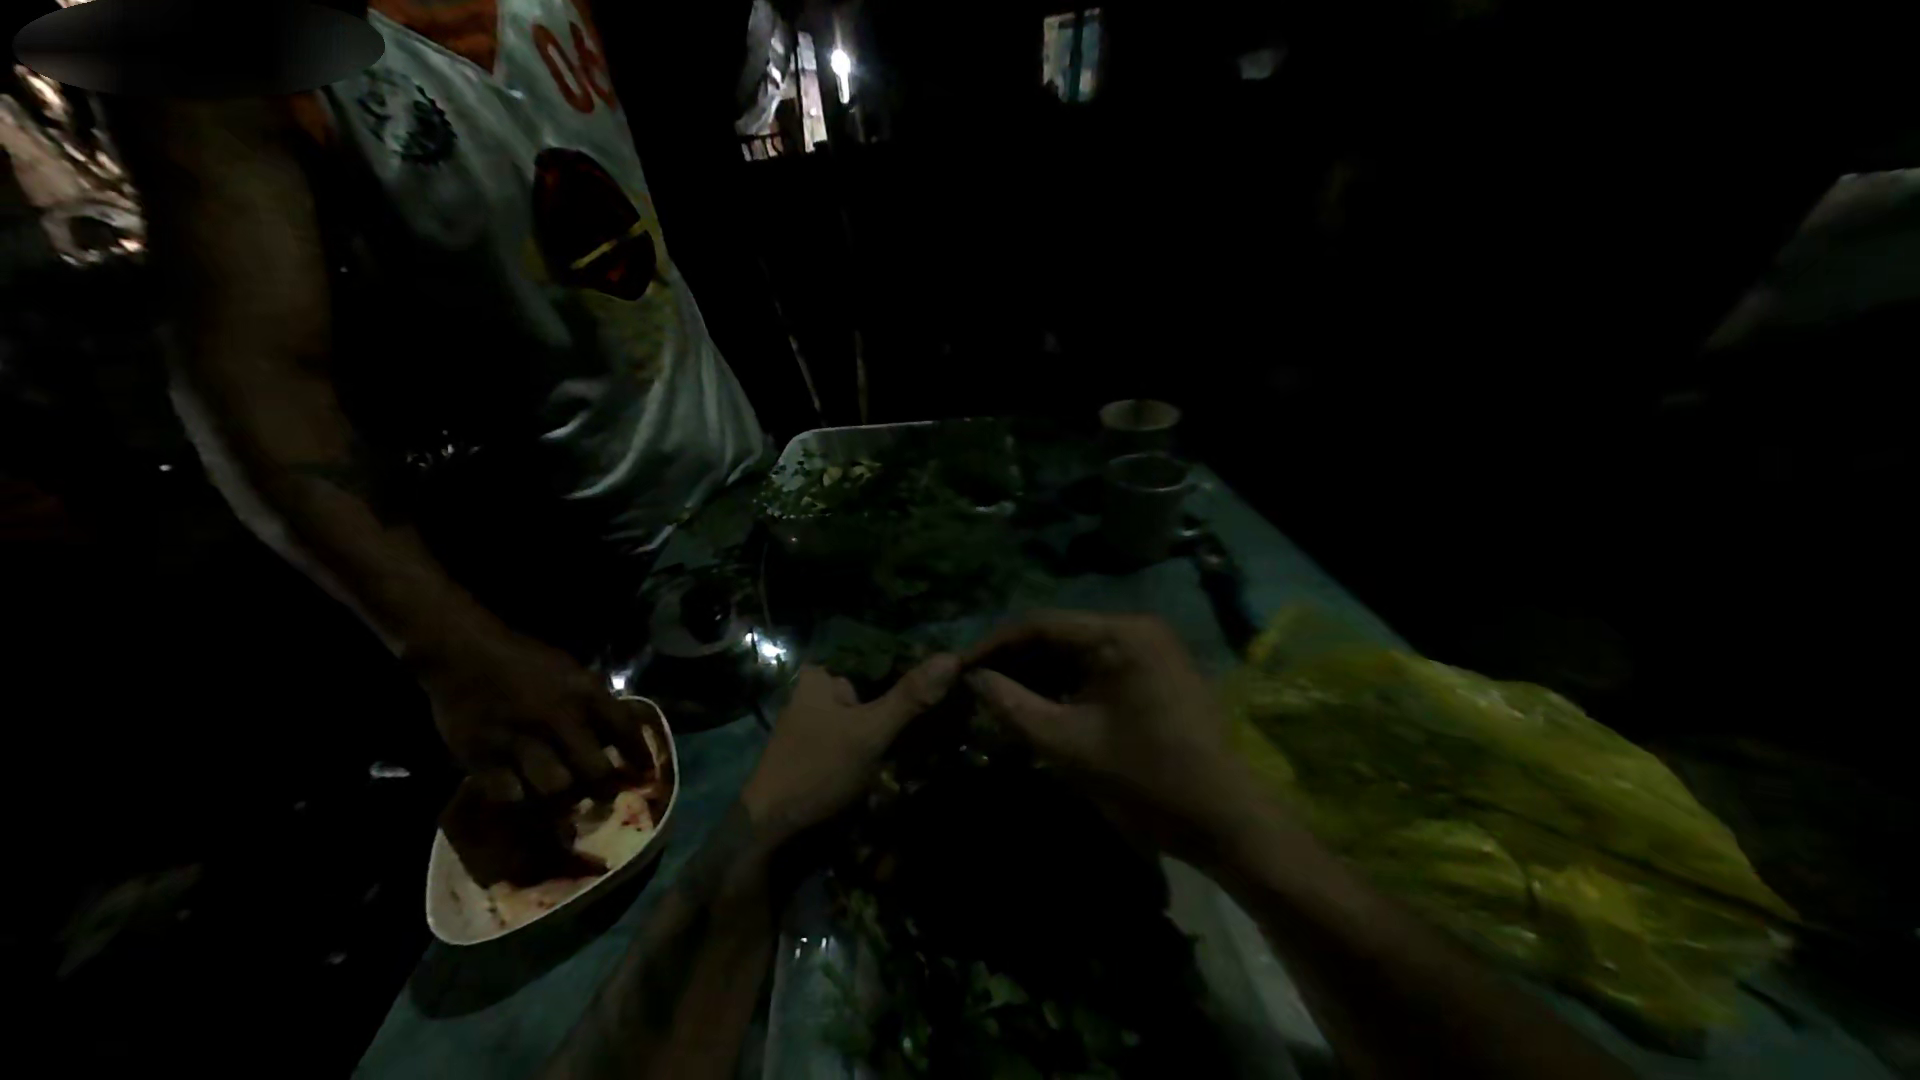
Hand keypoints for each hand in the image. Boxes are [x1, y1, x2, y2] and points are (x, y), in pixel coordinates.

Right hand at [416, 624, 649, 801]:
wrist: (466, 654)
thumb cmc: (527, 663)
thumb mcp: (574, 673)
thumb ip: (597, 703)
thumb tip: (623, 734)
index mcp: (586, 694)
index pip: (626, 731)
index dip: (639, 757)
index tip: (645, 774)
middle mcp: (559, 719)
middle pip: (595, 770)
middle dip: (605, 789)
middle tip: (605, 797)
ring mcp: (521, 740)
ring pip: (556, 789)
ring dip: (565, 802)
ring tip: (567, 805)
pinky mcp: (482, 758)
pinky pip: (511, 796)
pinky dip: (522, 802)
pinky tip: (527, 798)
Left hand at [741, 654, 960, 841]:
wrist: (773, 830)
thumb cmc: (817, 771)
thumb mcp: (869, 732)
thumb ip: (910, 697)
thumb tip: (953, 657)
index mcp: (825, 673)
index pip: (883, 653)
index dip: (920, 661)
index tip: (958, 671)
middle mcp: (824, 688)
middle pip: (881, 680)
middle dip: (915, 692)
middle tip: (958, 698)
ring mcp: (827, 716)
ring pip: (878, 706)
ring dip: (906, 715)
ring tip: (949, 717)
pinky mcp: (832, 743)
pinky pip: (870, 728)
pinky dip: (892, 734)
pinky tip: (921, 739)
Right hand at [963, 611, 1267, 857]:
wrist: (1225, 821)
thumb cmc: (1145, 780)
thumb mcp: (1067, 745)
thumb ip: (1013, 706)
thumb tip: (973, 679)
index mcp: (1120, 635)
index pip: (1040, 624)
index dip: (994, 646)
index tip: (960, 669)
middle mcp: (1136, 628)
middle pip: (1059, 635)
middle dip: (1016, 662)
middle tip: (977, 689)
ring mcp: (1149, 650)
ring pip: (1076, 653)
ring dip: (1038, 675)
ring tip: (1000, 700)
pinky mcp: (1154, 672)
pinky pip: (1097, 668)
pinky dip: (1066, 686)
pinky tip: (1039, 706)